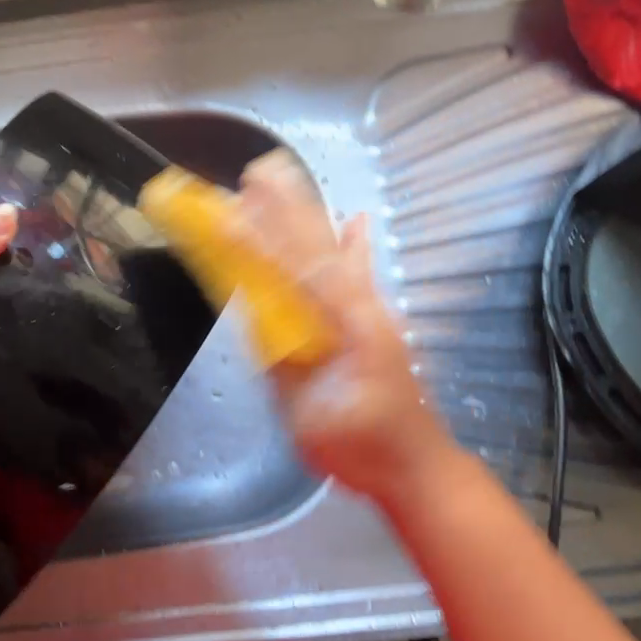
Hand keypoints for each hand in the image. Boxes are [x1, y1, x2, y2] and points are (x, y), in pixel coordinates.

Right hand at [234, 150, 455, 497]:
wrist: (413, 466)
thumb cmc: (361, 446)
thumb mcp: (313, 414)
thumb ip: (287, 365)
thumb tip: (258, 322)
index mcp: (343, 327)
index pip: (295, 273)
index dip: (260, 242)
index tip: (227, 212)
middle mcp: (358, 308)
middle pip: (315, 250)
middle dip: (283, 210)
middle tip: (254, 173)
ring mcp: (368, 313)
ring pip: (333, 253)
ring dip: (307, 216)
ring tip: (283, 180)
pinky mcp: (372, 324)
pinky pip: (359, 276)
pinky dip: (355, 246)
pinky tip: (355, 219)